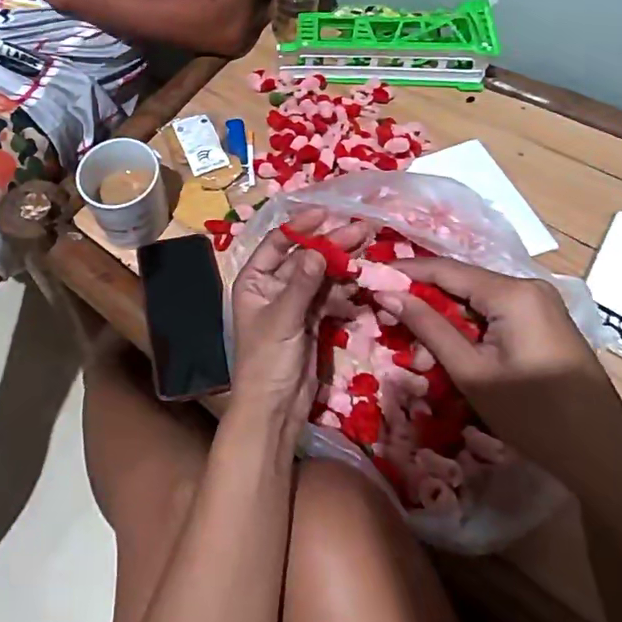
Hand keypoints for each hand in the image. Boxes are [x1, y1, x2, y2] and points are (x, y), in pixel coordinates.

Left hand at [227, 210, 369, 424]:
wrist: (274, 408)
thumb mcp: (282, 320)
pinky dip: (343, 291)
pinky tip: (359, 284)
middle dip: (330, 243)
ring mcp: (293, 303)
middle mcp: (272, 286)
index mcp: (254, 280)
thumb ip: (301, 285)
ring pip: (320, 276)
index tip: (326, 213)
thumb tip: (318, 252)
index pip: (278, 243)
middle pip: (304, 257)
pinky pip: (328, 297)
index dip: (301, 227)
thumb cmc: (266, 361)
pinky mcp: (310, 321)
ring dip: (341, 265)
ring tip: (366, 251)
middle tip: (361, 229)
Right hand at [375, 258, 613, 464]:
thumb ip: (428, 327)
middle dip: (423, 298)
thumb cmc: (535, 417)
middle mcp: (528, 286)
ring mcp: (541, 304)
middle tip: (386, 315)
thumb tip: (387, 293)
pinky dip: (469, 326)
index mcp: (513, 292)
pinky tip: (450, 346)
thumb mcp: (472, 373)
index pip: (445, 269)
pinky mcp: (546, 322)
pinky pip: (495, 312)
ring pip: (476, 299)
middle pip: (461, 282)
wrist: (605, 458)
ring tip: (414, 340)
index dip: (404, 272)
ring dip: (444, 316)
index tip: (369, 277)